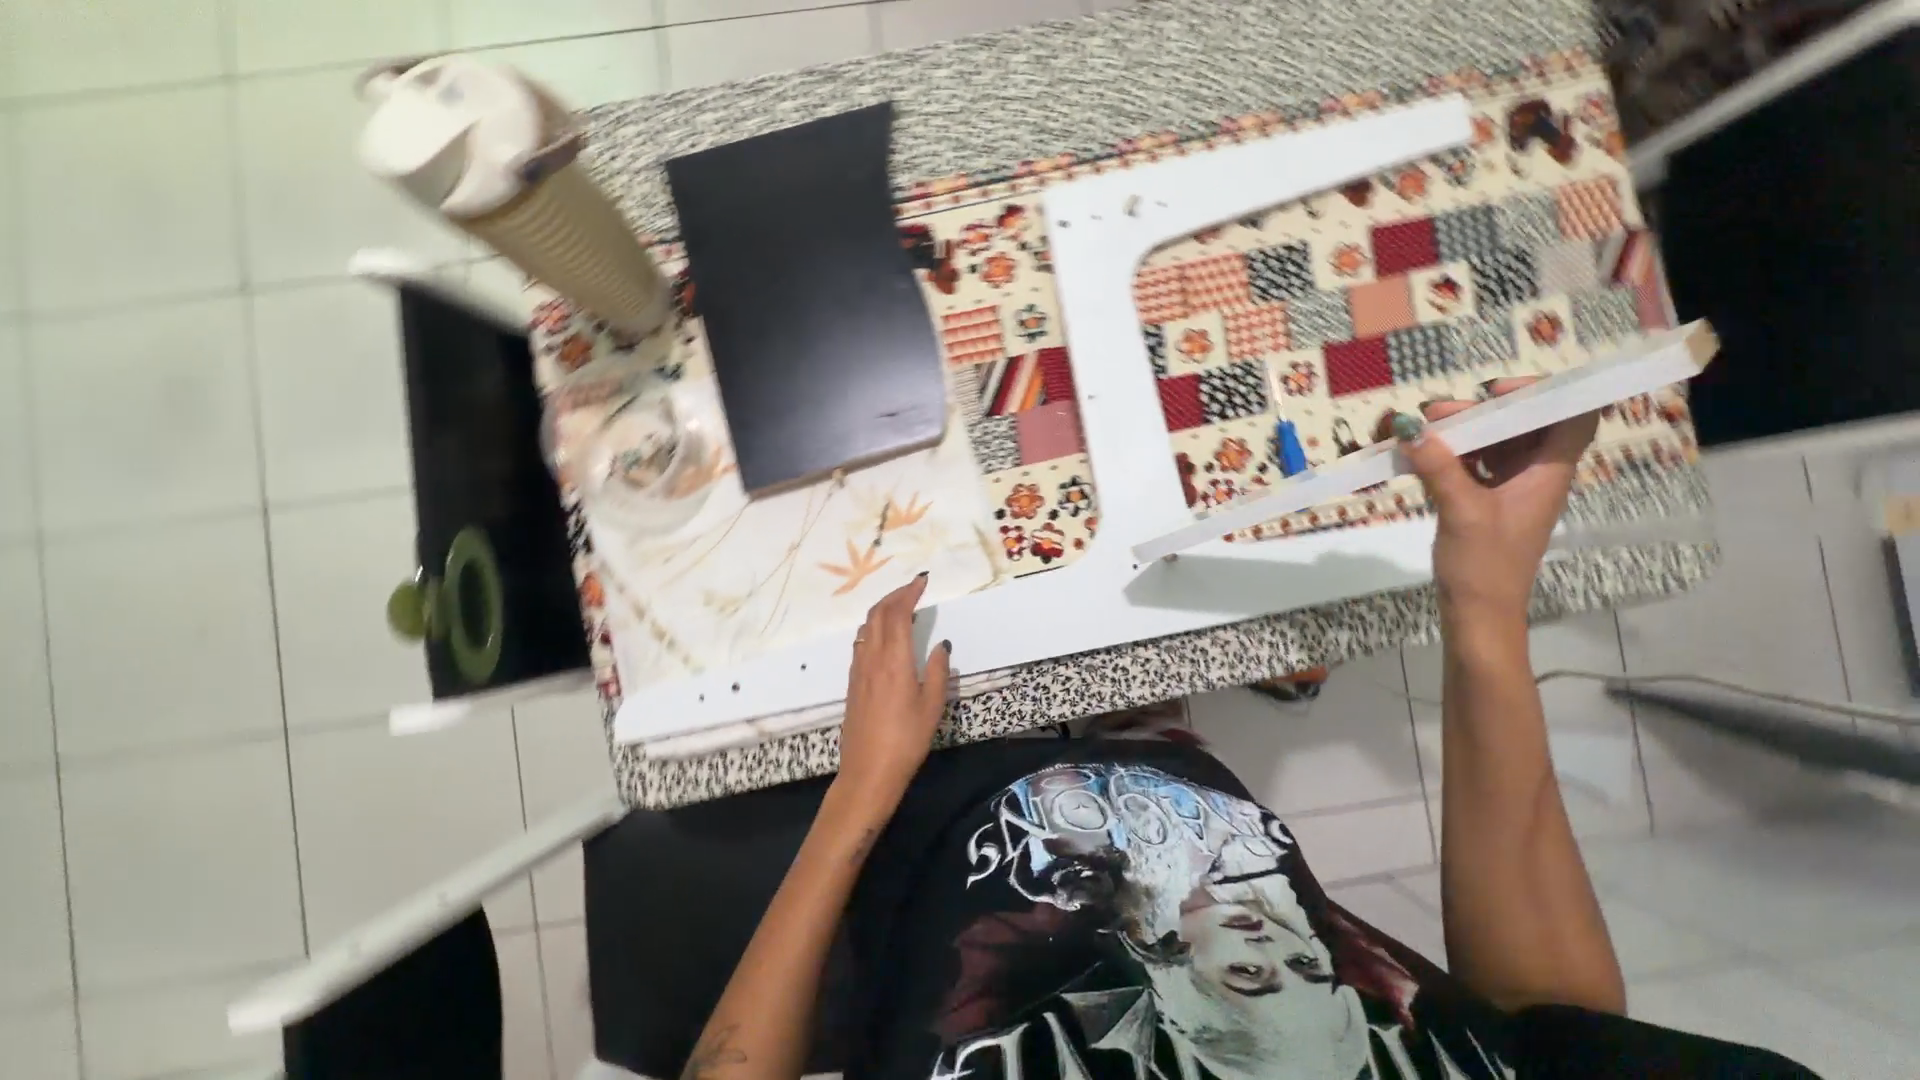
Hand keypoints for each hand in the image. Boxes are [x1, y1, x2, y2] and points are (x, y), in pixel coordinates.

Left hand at [833, 574, 951, 812]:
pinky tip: (885, 637)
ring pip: (865, 627)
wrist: (868, 770)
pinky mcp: (853, 682)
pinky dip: (873, 628)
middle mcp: (871, 658)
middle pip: (877, 614)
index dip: (908, 593)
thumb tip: (941, 646)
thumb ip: (937, 671)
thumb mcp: (932, 706)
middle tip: (913, 589)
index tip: (922, 582)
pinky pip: (861, 642)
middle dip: (894, 596)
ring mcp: (858, 669)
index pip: (897, 613)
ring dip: (882, 610)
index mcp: (894, 660)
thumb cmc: (906, 740)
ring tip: (901, 608)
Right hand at [1400, 379, 1598, 624]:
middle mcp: (1534, 475)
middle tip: (1436, 415)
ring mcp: (1509, 489)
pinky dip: (1450, 455)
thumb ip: (1438, 467)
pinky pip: (1473, 464)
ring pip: (1494, 443)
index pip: (1574, 416)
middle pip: (1522, 424)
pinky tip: (1421, 455)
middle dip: (1480, 411)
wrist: (1479, 614)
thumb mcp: (1461, 512)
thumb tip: (1410, 428)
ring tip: (1419, 433)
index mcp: (1548, 473)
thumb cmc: (1485, 565)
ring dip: (1460, 432)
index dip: (1544, 394)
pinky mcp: (1485, 502)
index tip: (1496, 390)